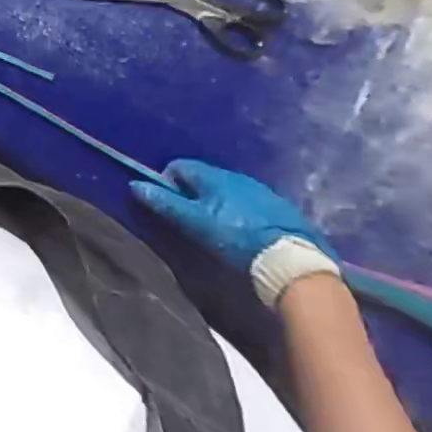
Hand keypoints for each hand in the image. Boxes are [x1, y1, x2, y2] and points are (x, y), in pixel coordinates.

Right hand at [130, 159, 336, 270]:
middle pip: (204, 178)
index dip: (167, 183)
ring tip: (218, 229)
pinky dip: (241, 213)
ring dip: (218, 203)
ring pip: (229, 191)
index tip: (168, 205)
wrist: (296, 264)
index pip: (179, 166)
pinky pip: (252, 205)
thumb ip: (165, 204)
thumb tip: (135, 184)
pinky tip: (245, 234)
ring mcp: (264, 192)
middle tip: (190, 220)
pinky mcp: (283, 210)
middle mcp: (238, 177)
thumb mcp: (195, 223)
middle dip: (193, 194)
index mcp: (214, 176)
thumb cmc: (237, 239)